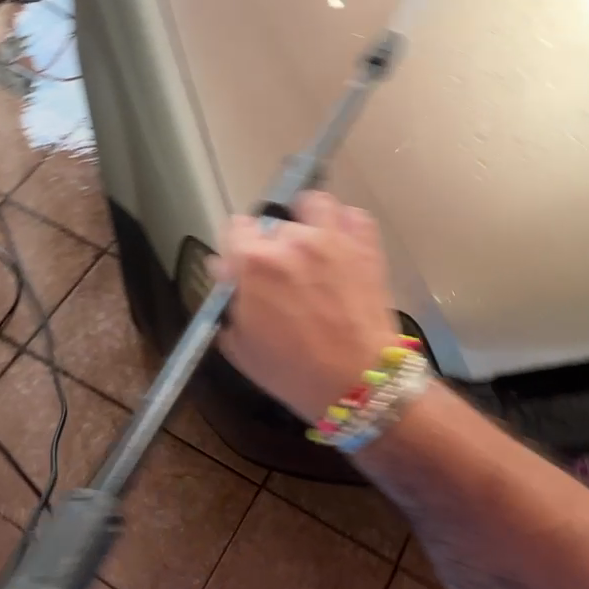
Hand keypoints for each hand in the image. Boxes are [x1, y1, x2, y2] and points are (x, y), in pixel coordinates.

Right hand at [209, 192, 402, 422]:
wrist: (358, 383)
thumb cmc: (292, 372)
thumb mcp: (241, 346)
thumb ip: (228, 301)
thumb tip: (223, 268)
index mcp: (253, 263)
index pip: (237, 228)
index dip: (240, 246)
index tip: (246, 264)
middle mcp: (291, 240)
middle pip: (275, 224)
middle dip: (275, 244)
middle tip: (284, 274)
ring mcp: (332, 238)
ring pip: (314, 204)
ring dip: (309, 219)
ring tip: (312, 244)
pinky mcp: (365, 245)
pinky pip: (353, 215)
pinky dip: (345, 225)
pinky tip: (342, 245)